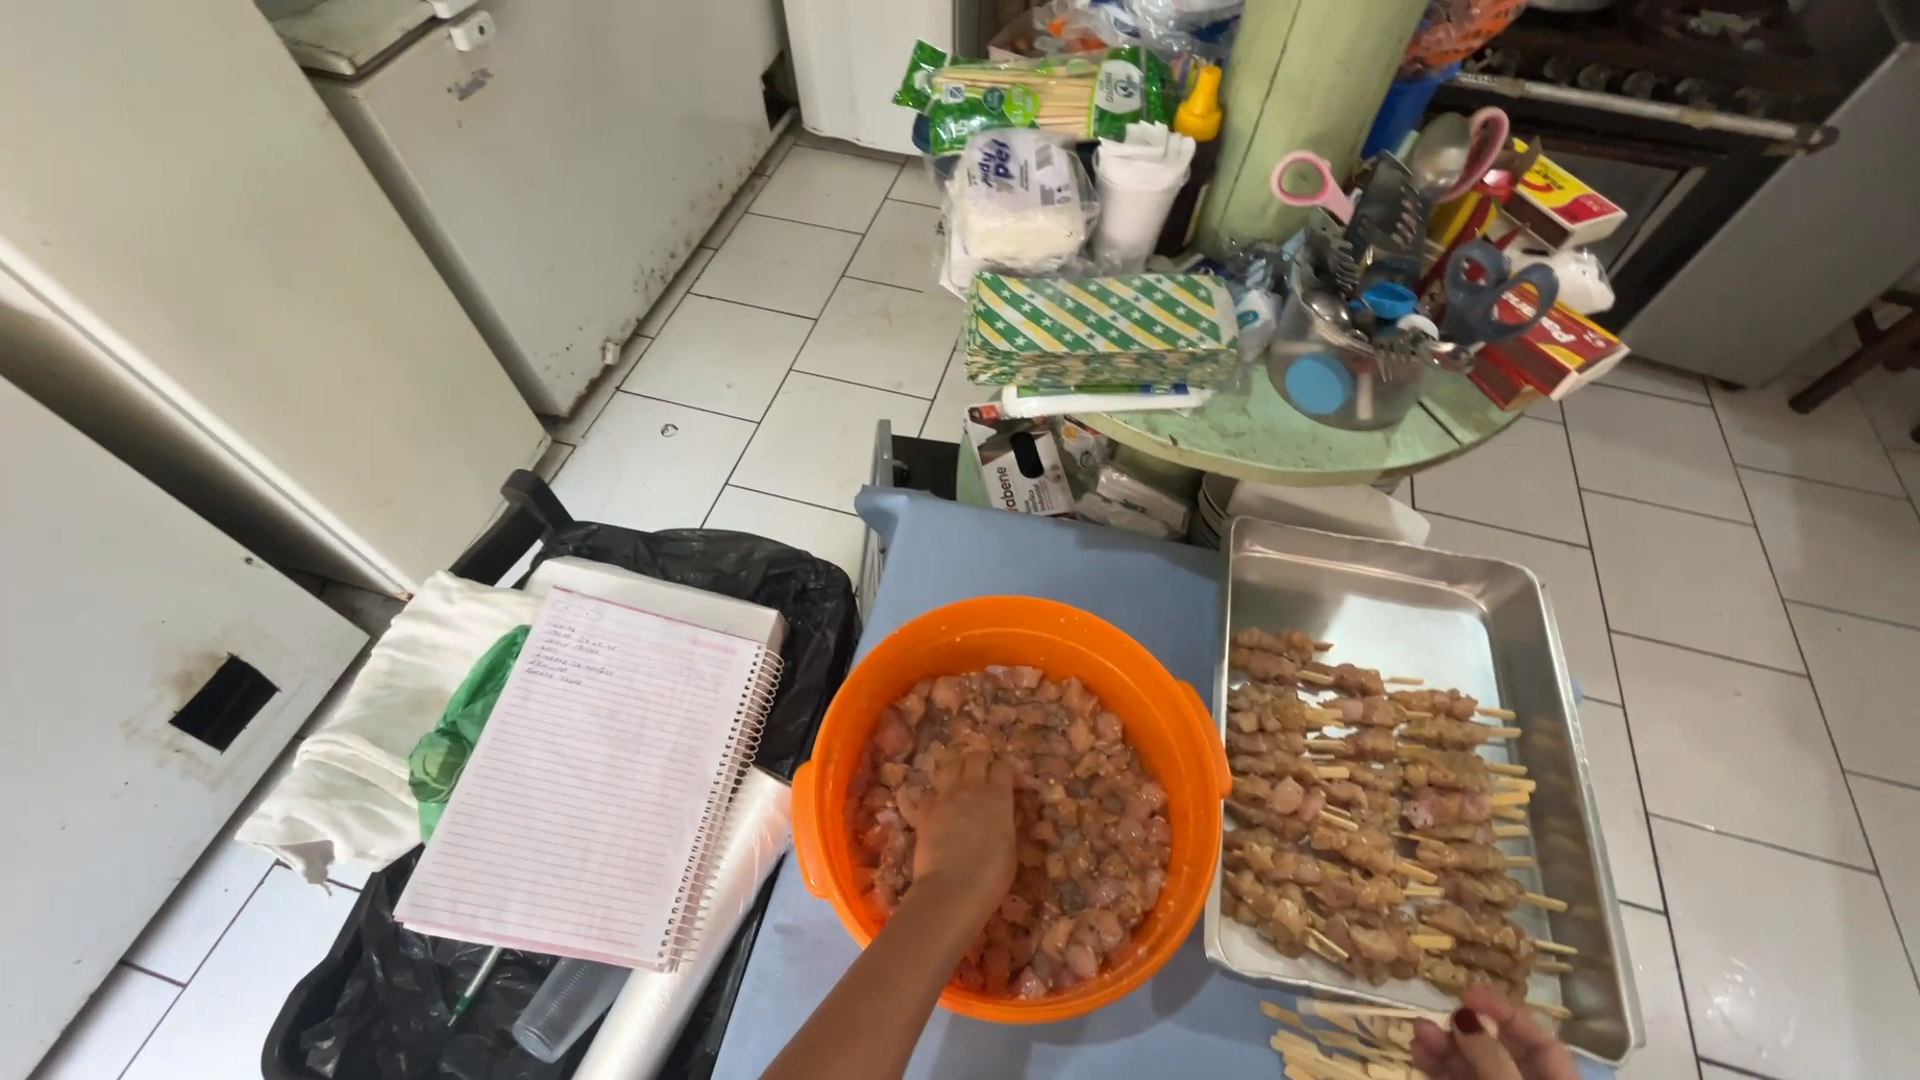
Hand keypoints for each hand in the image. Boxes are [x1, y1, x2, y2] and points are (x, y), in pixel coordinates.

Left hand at [911, 750, 1015, 924]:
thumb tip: (1001, 814)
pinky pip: (929, 791)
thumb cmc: (992, 873)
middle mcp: (970, 787)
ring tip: (961, 778)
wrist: (952, 888)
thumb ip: (1005, 821)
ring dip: (957, 767)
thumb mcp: (1010, 844)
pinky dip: (935, 794)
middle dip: (982, 761)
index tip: (1012, 784)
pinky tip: (939, 804)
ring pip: (950, 764)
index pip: (1003, 767)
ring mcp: (944, 796)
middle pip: (976, 757)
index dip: (1008, 772)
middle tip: (986, 774)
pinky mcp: (924, 810)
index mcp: (997, 795)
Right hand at [1411, 987, 1581, 1079]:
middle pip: (1502, 1052)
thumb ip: (1492, 1059)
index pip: (1543, 1043)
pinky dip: (1437, 1067)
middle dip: (1467, 1031)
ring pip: (1474, 1066)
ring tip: (1418, 1032)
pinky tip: (1418, 1055)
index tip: (1470, 994)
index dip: (1508, 1015)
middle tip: (1438, 1016)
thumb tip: (1464, 1015)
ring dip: (1444, 1046)